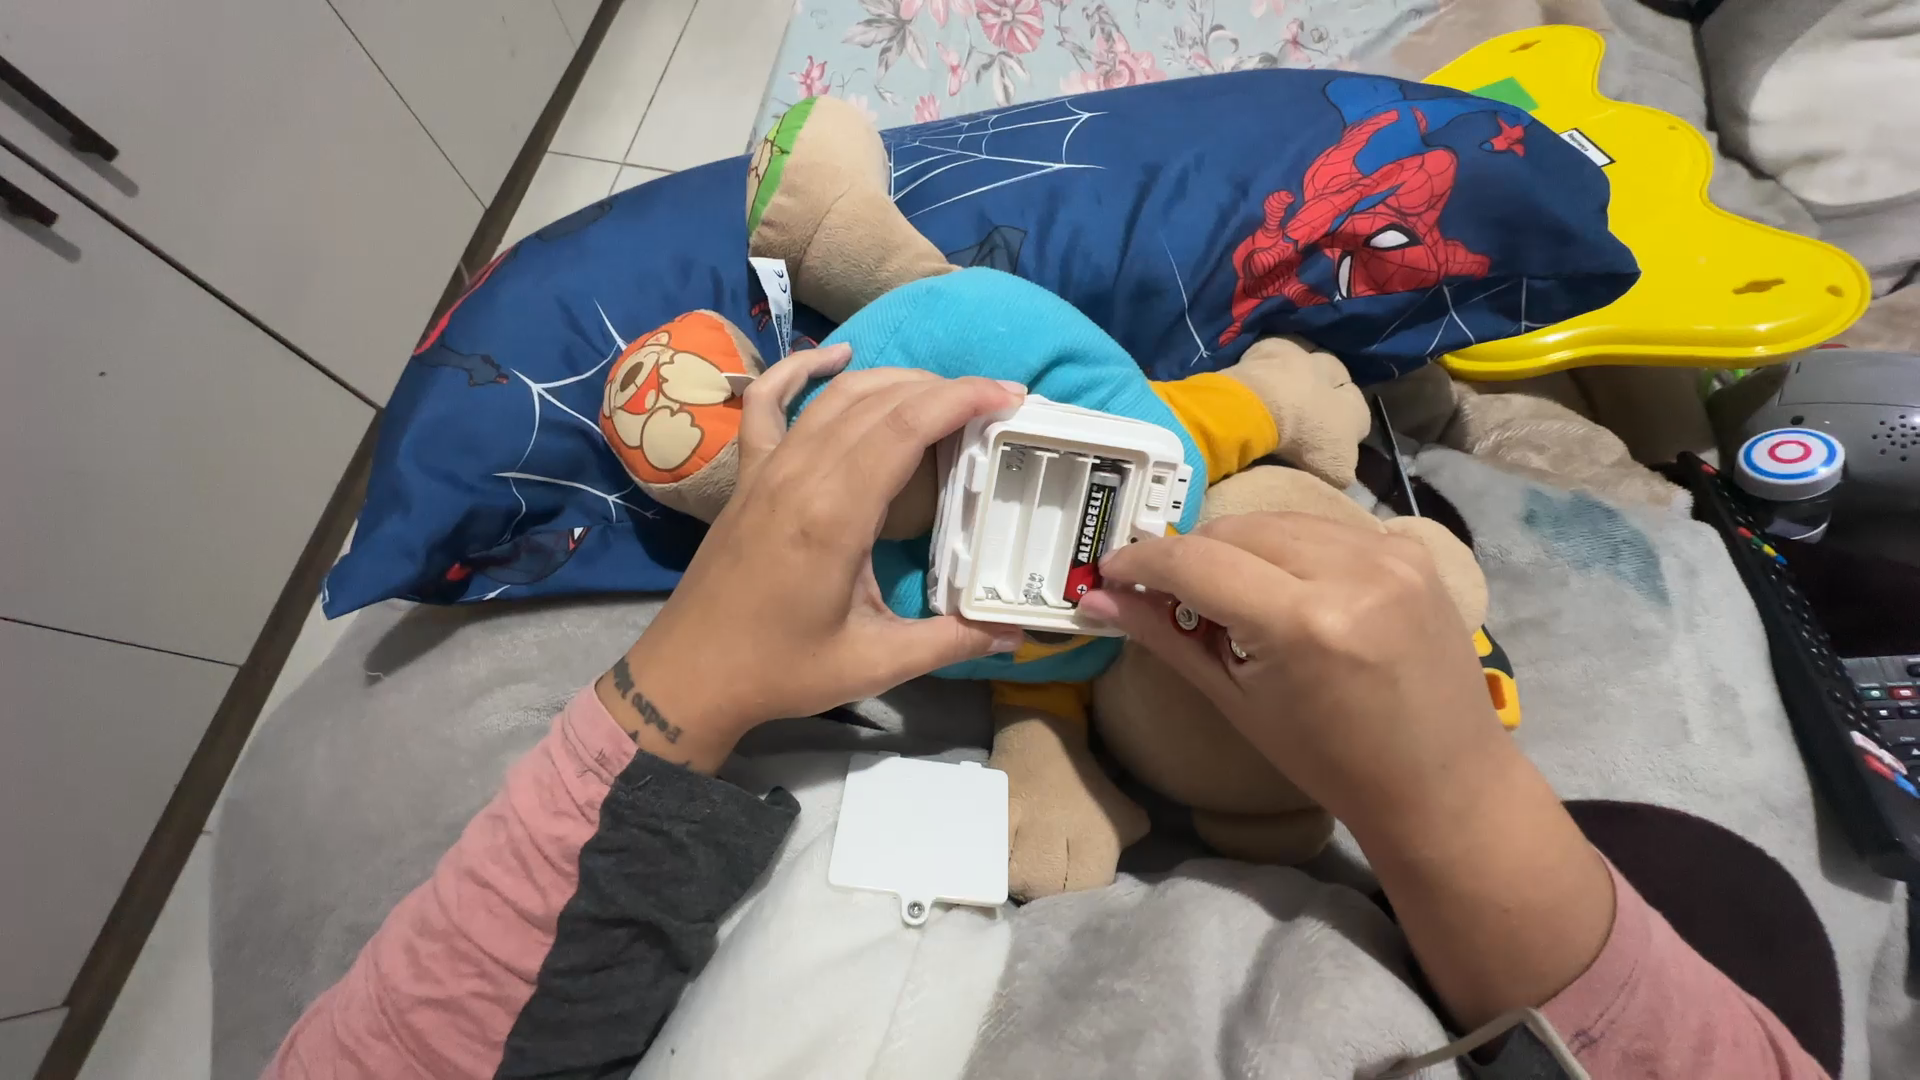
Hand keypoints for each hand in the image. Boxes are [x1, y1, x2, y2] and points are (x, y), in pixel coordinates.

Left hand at [598, 344, 1025, 770]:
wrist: (691, 673)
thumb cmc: (782, 670)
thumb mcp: (875, 664)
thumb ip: (950, 642)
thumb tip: (1016, 636)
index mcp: (834, 515)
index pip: (905, 427)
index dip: (961, 400)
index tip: (1008, 396)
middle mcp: (800, 475)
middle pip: (879, 401)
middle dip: (943, 389)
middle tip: (993, 402)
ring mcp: (768, 468)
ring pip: (836, 396)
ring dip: (894, 380)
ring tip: (944, 392)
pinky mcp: (748, 475)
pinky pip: (769, 403)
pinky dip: (800, 369)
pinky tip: (835, 356)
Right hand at [1078, 512, 1613, 1026]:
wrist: (1443, 781)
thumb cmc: (1327, 759)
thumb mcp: (1232, 699)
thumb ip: (1162, 635)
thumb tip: (1094, 599)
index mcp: (1303, 623)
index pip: (1194, 561)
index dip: (1141, 561)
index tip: (1111, 571)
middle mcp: (1350, 571)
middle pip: (1230, 530)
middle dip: (1187, 556)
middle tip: (1169, 596)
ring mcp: (1389, 553)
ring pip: (1271, 520)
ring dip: (1233, 549)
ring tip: (1230, 596)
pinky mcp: (1409, 548)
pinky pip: (1316, 526)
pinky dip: (1282, 547)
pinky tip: (1282, 586)